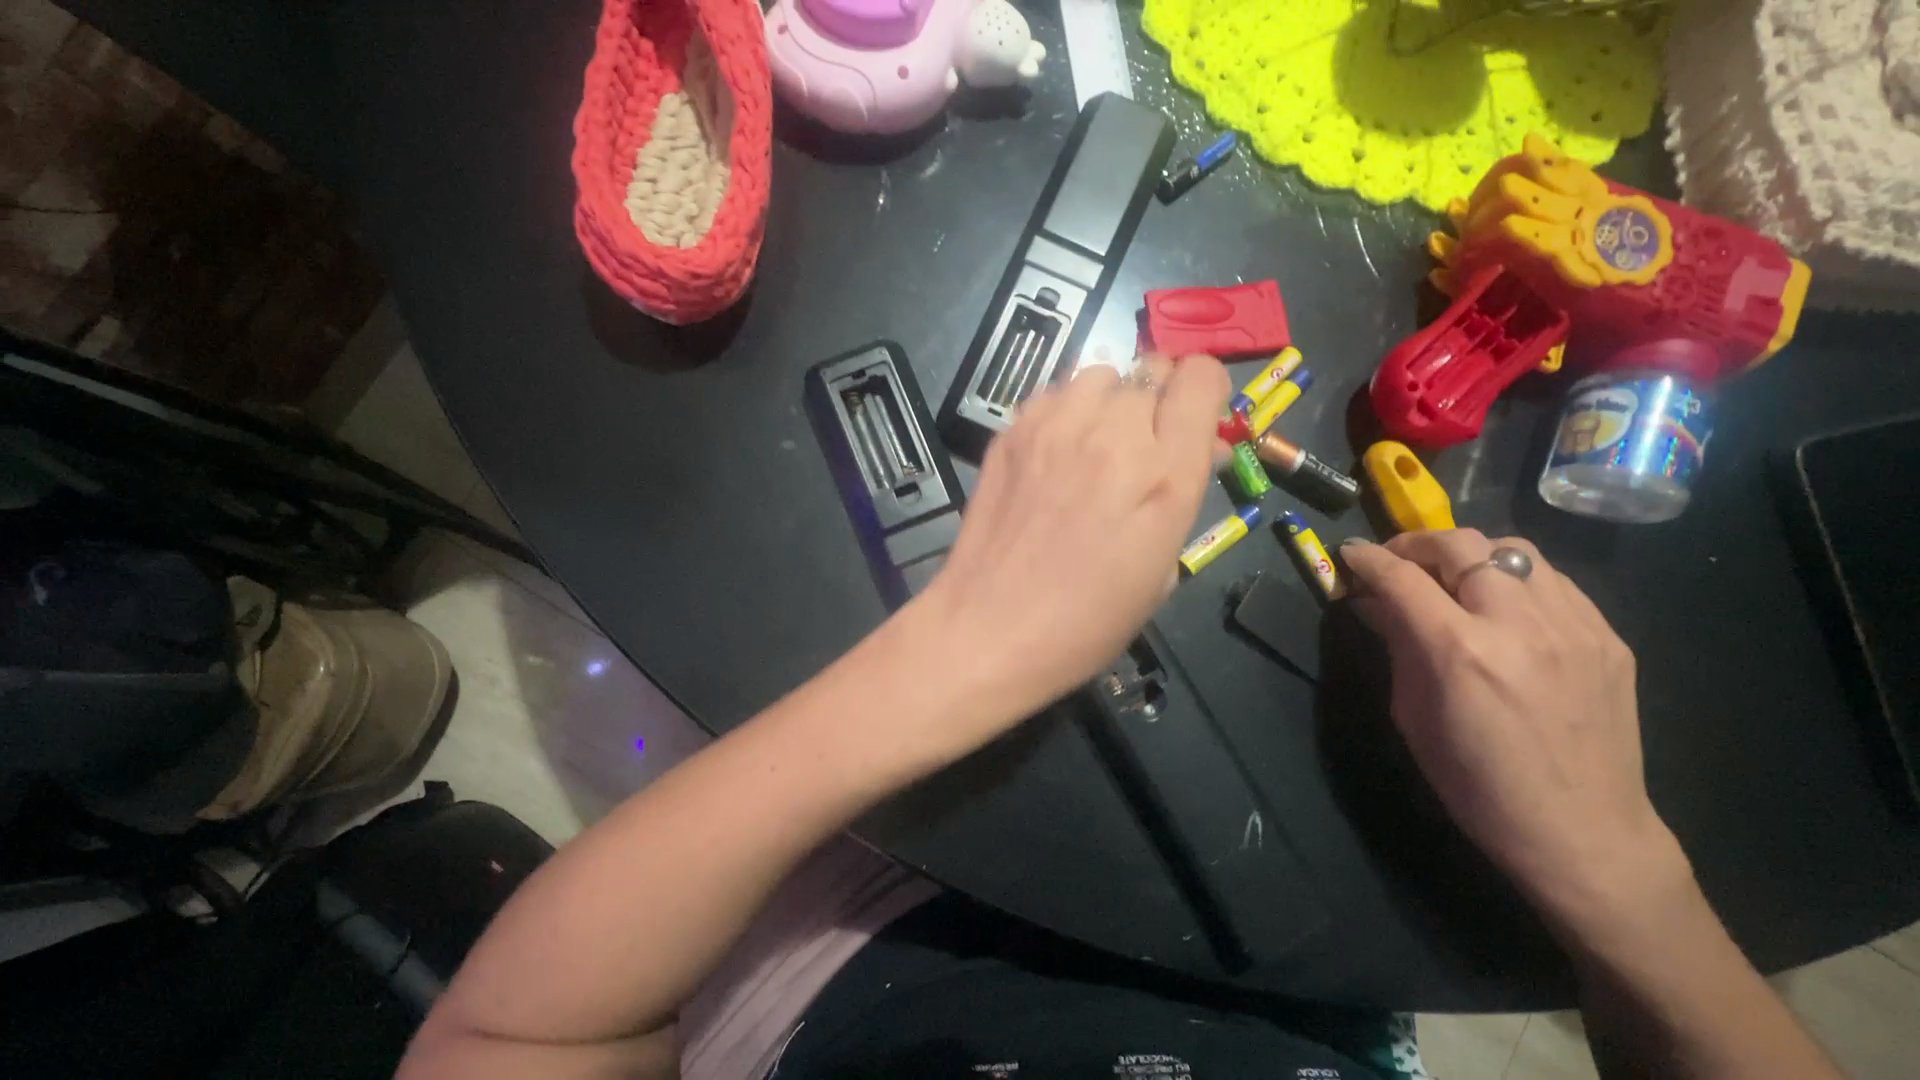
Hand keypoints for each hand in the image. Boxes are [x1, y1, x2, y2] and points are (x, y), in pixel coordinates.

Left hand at [915, 353, 1229, 729]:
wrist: (990, 628)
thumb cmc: (1087, 619)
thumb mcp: (1161, 570)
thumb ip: (1184, 495)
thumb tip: (1199, 450)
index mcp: (1165, 473)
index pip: (1201, 378)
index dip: (1204, 393)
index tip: (1195, 421)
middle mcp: (1114, 434)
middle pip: (1151, 374)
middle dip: (1157, 404)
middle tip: (1143, 448)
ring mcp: (1057, 427)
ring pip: (1101, 374)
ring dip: (1110, 400)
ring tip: (1098, 446)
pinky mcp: (1012, 431)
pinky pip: (1055, 394)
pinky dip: (1067, 411)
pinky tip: (1058, 452)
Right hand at [1339, 530, 1686, 921]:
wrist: (1580, 831)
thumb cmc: (1475, 784)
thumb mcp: (1413, 717)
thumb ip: (1397, 647)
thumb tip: (1374, 602)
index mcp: (1460, 651)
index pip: (1402, 577)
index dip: (1368, 558)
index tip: (1351, 554)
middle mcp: (1518, 624)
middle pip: (1461, 544)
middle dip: (1418, 545)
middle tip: (1400, 563)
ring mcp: (1572, 626)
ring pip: (1515, 550)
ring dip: (1472, 555)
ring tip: (1456, 579)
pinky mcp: (1607, 637)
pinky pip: (1555, 582)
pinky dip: (1518, 581)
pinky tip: (1507, 608)